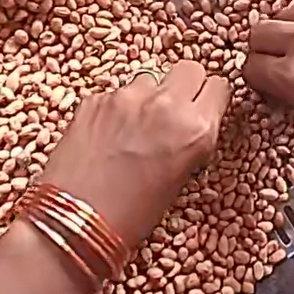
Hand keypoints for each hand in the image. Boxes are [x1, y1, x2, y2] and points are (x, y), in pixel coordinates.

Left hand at [36, 60, 230, 247]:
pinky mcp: (96, 98)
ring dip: (148, 96)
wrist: (74, 225)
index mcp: (196, 130)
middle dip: (185, 85)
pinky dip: (116, 108)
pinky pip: (116, 92)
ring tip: (134, 128)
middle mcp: (166, 105)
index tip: (204, 108)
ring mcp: (128, 97)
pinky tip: (107, 136)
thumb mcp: (180, 179)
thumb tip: (189, 123)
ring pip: (151, 78)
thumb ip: (190, 140)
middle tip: (173, 111)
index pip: (219, 87)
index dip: (210, 98)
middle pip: (189, 68)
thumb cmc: (130, 217)